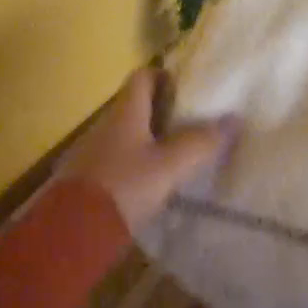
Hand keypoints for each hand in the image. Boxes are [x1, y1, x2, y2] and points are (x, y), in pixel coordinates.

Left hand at [60, 68, 237, 228]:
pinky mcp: (87, 178)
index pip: (143, 76)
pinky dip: (136, 163)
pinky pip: (117, 159)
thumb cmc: (124, 186)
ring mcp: (93, 151)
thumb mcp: (170, 166)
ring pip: (126, 134)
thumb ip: (200, 142)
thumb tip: (234, 118)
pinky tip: (153, 183)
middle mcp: (106, 123)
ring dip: (150, 139)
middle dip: (162, 111)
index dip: (164, 76)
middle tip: (193, 123)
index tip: (188, 90)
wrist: (72, 231)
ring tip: (179, 154)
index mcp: (125, 111)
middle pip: (135, 105)